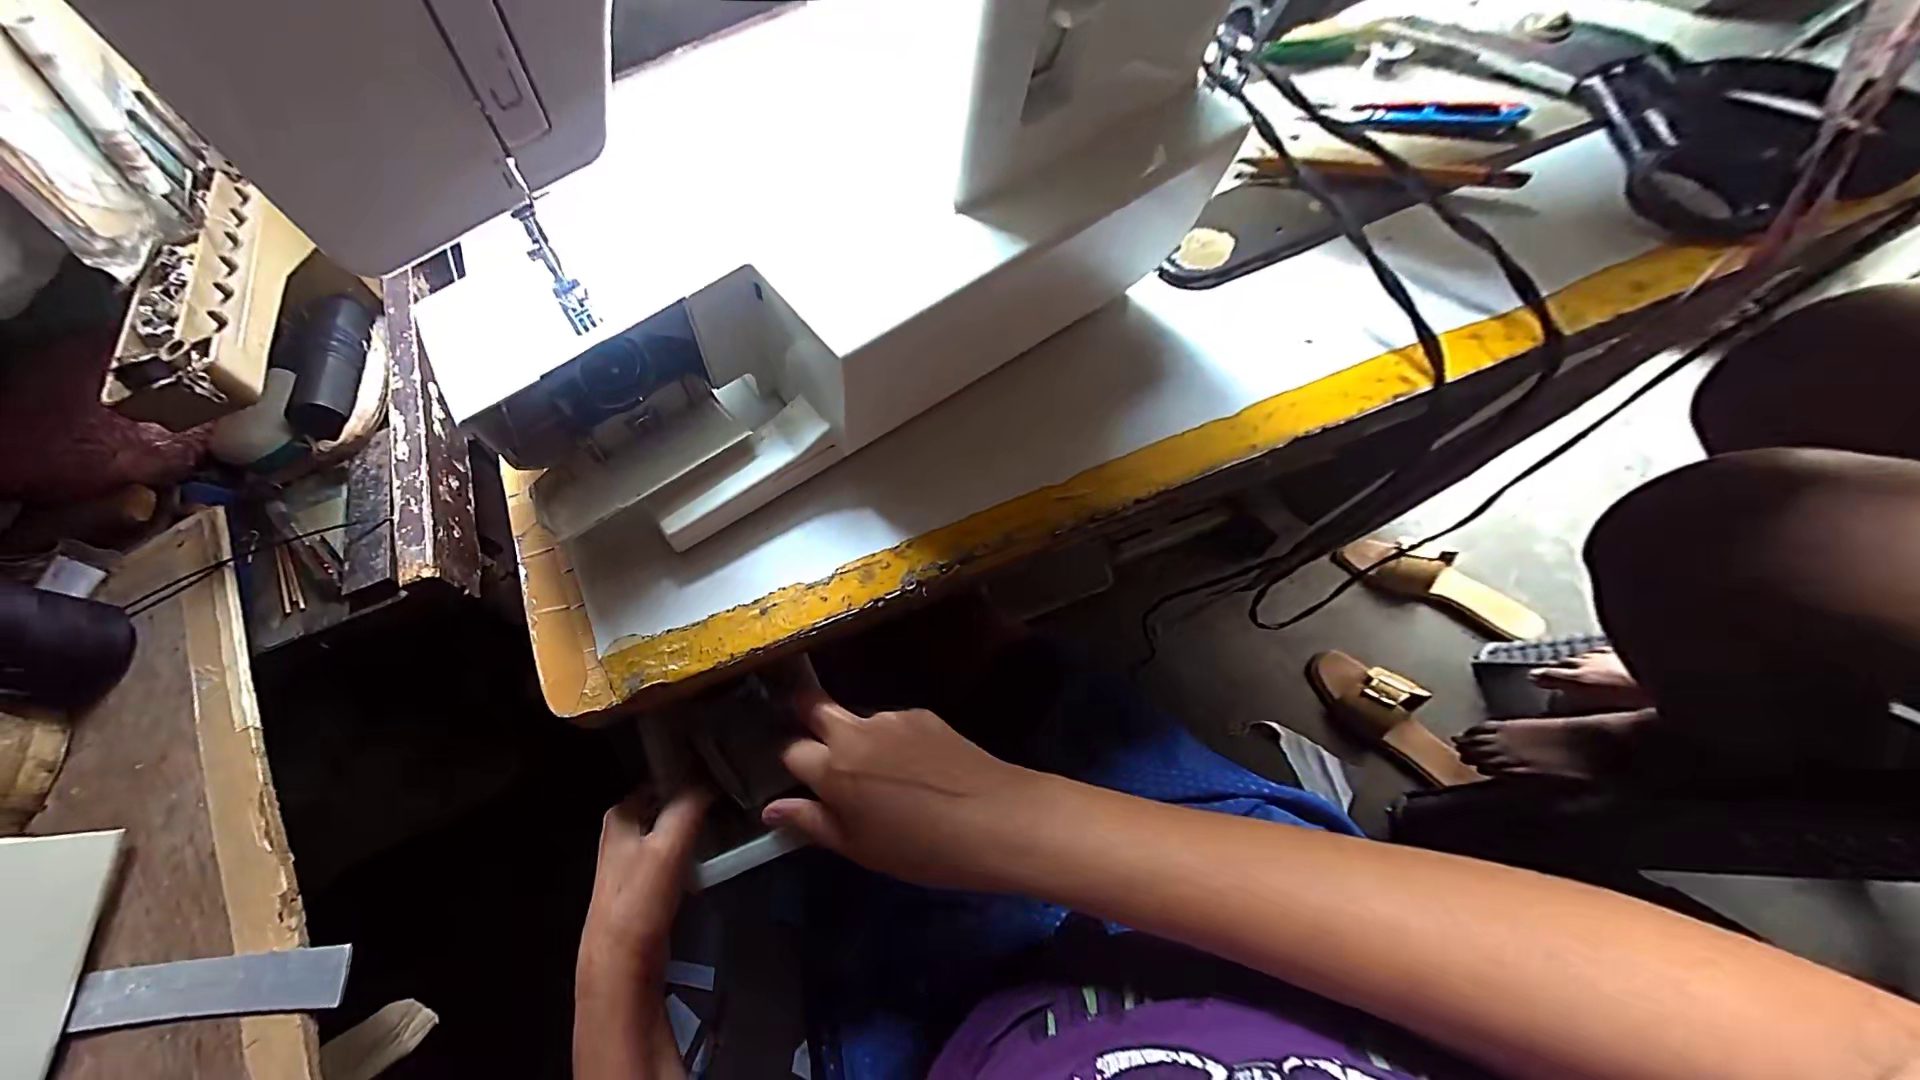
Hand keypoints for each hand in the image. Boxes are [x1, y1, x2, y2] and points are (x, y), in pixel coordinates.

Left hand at [579, 786, 711, 980]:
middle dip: (691, 800)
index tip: (715, 774)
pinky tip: (710, 853)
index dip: (683, 775)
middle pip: (662, 805)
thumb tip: (712, 777)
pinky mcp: (645, 887)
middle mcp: (620, 837)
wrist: (623, 965)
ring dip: (693, 825)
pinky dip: (691, 849)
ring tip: (724, 820)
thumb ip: (689, 805)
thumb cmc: (640, 898)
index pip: (655, 781)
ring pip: (669, 830)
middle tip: (724, 796)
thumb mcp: (668, 843)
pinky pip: (674, 854)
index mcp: (618, 819)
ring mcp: (631, 863)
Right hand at [761, 672, 1051, 890]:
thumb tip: (773, 808)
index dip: (793, 762)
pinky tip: (917, 768)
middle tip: (823, 748)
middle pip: (817, 708)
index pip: (791, 750)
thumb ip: (813, 822)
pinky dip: (893, 740)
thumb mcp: (860, 848)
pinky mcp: (924, 714)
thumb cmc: (920, 847)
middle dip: (810, 717)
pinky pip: (894, 724)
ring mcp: (893, 718)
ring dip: (860, 737)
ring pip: (860, 720)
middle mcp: (857, 732)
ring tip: (887, 774)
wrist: (994, 817)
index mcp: (834, 768)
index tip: (801, 776)